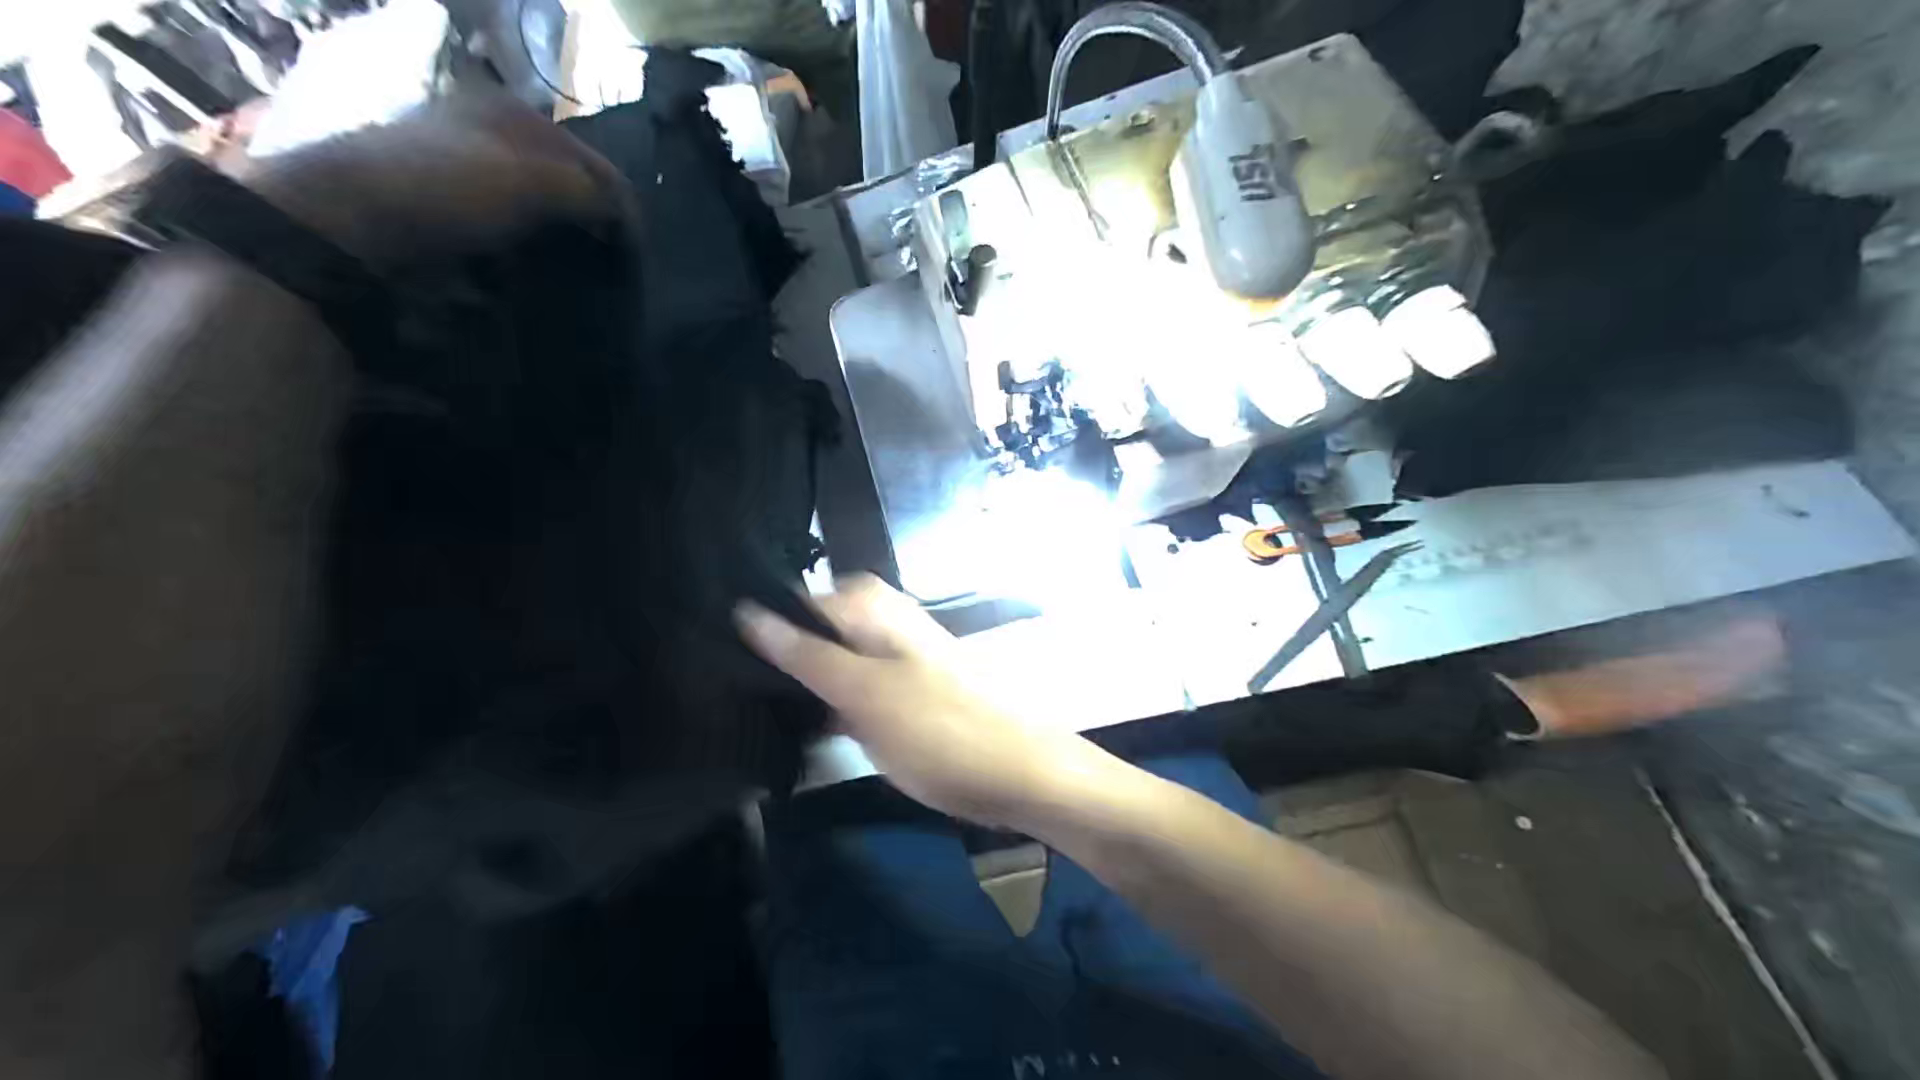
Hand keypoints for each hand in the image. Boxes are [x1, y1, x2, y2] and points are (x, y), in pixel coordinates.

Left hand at [237, 90, 634, 267]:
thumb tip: (627, 219)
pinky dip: (534, 250)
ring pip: (544, 209)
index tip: (635, 253)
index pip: (594, 161)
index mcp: (512, 113)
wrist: (351, 220)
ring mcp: (471, 171)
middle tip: (610, 263)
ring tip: (579, 272)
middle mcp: (493, 134)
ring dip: (565, 240)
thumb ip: (591, 193)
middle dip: (593, 223)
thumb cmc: (447, 189)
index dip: (622, 206)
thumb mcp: (532, 181)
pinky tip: (539, 270)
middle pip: (569, 184)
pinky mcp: (455, 207)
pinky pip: (515, 229)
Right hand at [737, 574, 1119, 826]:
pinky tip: (812, 735)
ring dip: (809, 688)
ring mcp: (899, 662)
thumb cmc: (938, 730)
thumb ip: (806, 654)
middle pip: (819, 631)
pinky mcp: (907, 697)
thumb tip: (748, 612)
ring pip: (836, 664)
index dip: (764, 625)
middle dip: (784, 660)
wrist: (1019, 775)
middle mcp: (887, 626)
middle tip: (743, 695)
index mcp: (876, 610)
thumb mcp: (862, 692)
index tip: (725, 660)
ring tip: (764, 717)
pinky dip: (835, 709)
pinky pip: (857, 692)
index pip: (801, 599)